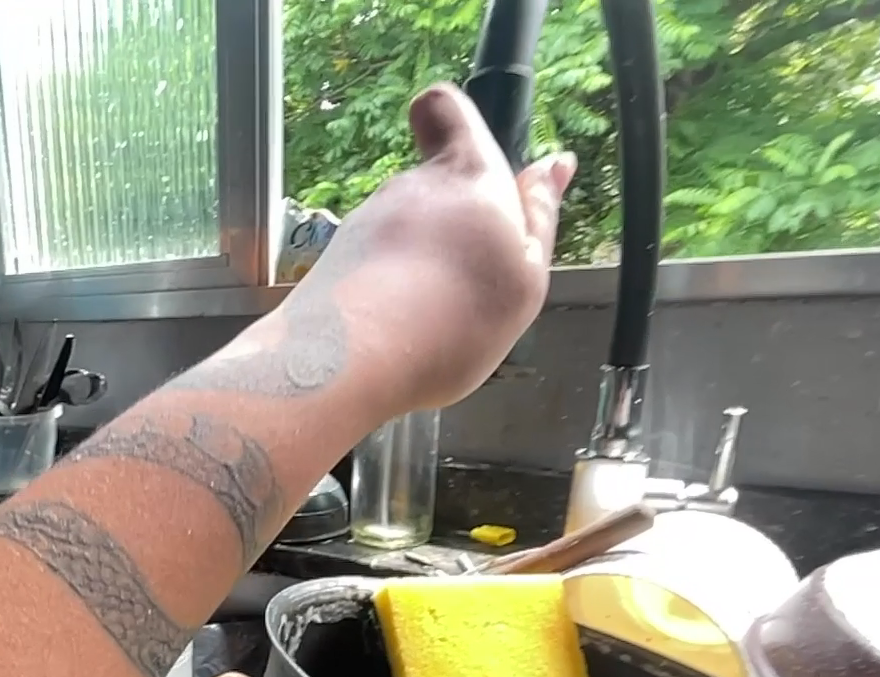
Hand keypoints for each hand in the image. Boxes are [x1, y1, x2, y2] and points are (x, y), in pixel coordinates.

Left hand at [282, 83, 575, 415]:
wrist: (351, 364)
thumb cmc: (455, 321)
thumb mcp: (525, 277)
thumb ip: (539, 217)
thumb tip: (552, 166)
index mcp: (466, 175)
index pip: (447, 109)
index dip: (451, 119)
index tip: (462, 149)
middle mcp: (406, 189)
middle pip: (428, 190)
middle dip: (445, 227)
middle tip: (464, 285)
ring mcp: (360, 226)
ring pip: (395, 237)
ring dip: (411, 267)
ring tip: (425, 320)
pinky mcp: (327, 265)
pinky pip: (364, 272)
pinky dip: (380, 295)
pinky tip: (390, 336)